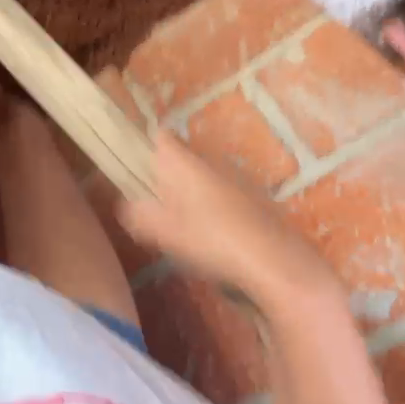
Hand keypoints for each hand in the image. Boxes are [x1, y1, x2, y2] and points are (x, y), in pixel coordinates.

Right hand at [121, 133, 337, 306]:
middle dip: (167, 174)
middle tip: (154, 200)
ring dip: (192, 191)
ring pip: (205, 176)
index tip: (134, 166)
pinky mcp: (258, 199)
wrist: (279, 266)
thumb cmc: (213, 242)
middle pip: (182, 157)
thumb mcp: (163, 232)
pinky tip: (215, 235)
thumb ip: (138, 215)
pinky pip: (226, 193)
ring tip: (182, 221)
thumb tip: (125, 206)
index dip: (145, 146)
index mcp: (185, 163)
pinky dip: (216, 206)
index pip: (160, 138)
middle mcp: (212, 162)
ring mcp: (238, 178)